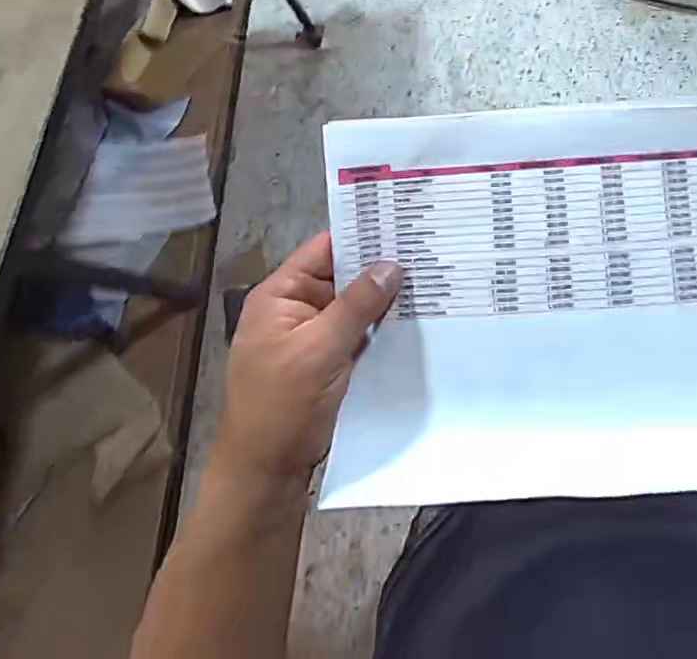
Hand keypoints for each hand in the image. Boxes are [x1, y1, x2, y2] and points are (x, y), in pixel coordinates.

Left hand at [213, 232, 404, 481]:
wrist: (265, 474)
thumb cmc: (282, 405)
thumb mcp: (320, 349)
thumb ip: (357, 304)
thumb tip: (392, 264)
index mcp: (280, 296)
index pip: (323, 250)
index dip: (359, 234)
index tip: (401, 222)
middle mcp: (297, 308)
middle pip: (342, 275)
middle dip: (379, 265)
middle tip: (426, 248)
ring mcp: (314, 336)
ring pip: (355, 305)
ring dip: (385, 296)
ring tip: (431, 275)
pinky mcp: (330, 360)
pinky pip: (359, 331)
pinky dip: (382, 324)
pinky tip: (416, 316)